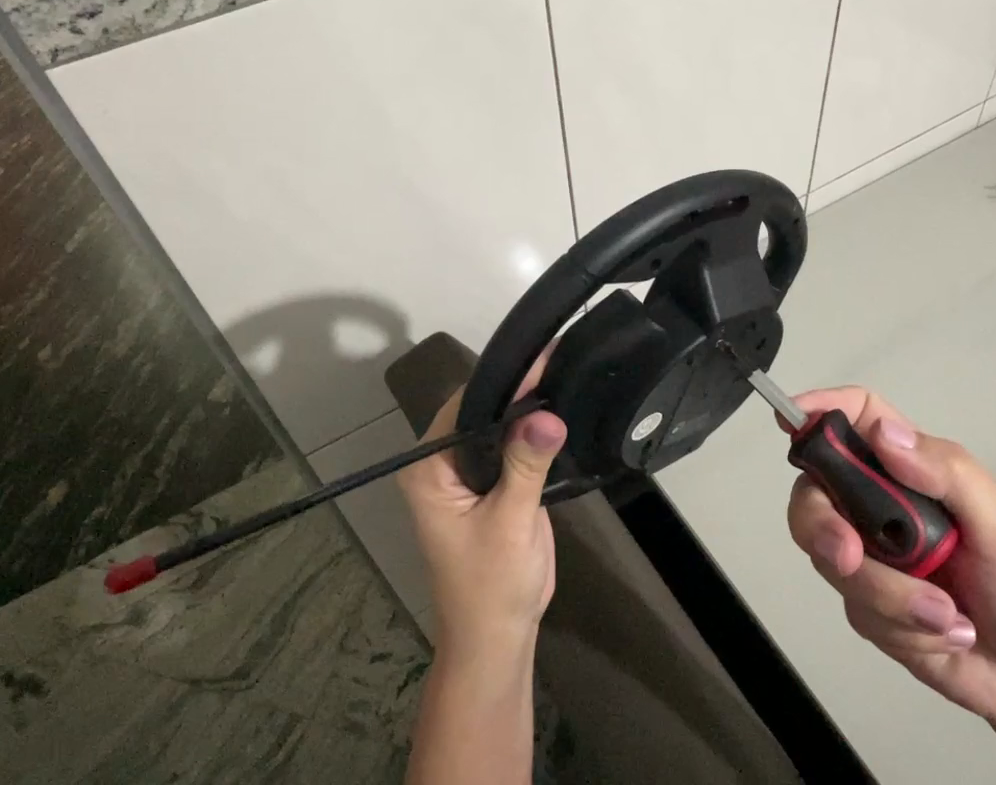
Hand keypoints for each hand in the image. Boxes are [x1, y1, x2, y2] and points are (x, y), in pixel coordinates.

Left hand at [398, 374, 566, 656]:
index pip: (464, 407)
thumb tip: (546, 415)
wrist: (497, 637)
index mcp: (429, 469)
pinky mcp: (491, 485)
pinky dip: (532, 434)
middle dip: (517, 391)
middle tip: (561, 361)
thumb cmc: (491, 586)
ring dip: (527, 410)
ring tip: (566, 376)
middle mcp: (441, 464)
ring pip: (497, 427)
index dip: (503, 382)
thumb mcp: (509, 523)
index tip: (542, 358)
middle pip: (480, 411)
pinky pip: (510, 447)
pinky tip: (560, 413)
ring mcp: (466, 474)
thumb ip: (525, 466)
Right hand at [785, 387, 995, 737]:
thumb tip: (883, 433)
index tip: (789, 420)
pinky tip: (949, 637)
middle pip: (815, 493)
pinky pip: (859, 611)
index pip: (858, 421)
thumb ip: (946, 473)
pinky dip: (904, 628)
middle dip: (822, 526)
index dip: (821, 410)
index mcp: (916, 471)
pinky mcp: (874, 611)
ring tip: (946, 618)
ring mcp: (876, 560)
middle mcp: (884, 508)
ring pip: (833, 560)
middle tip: (847, 557)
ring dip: (888, 595)